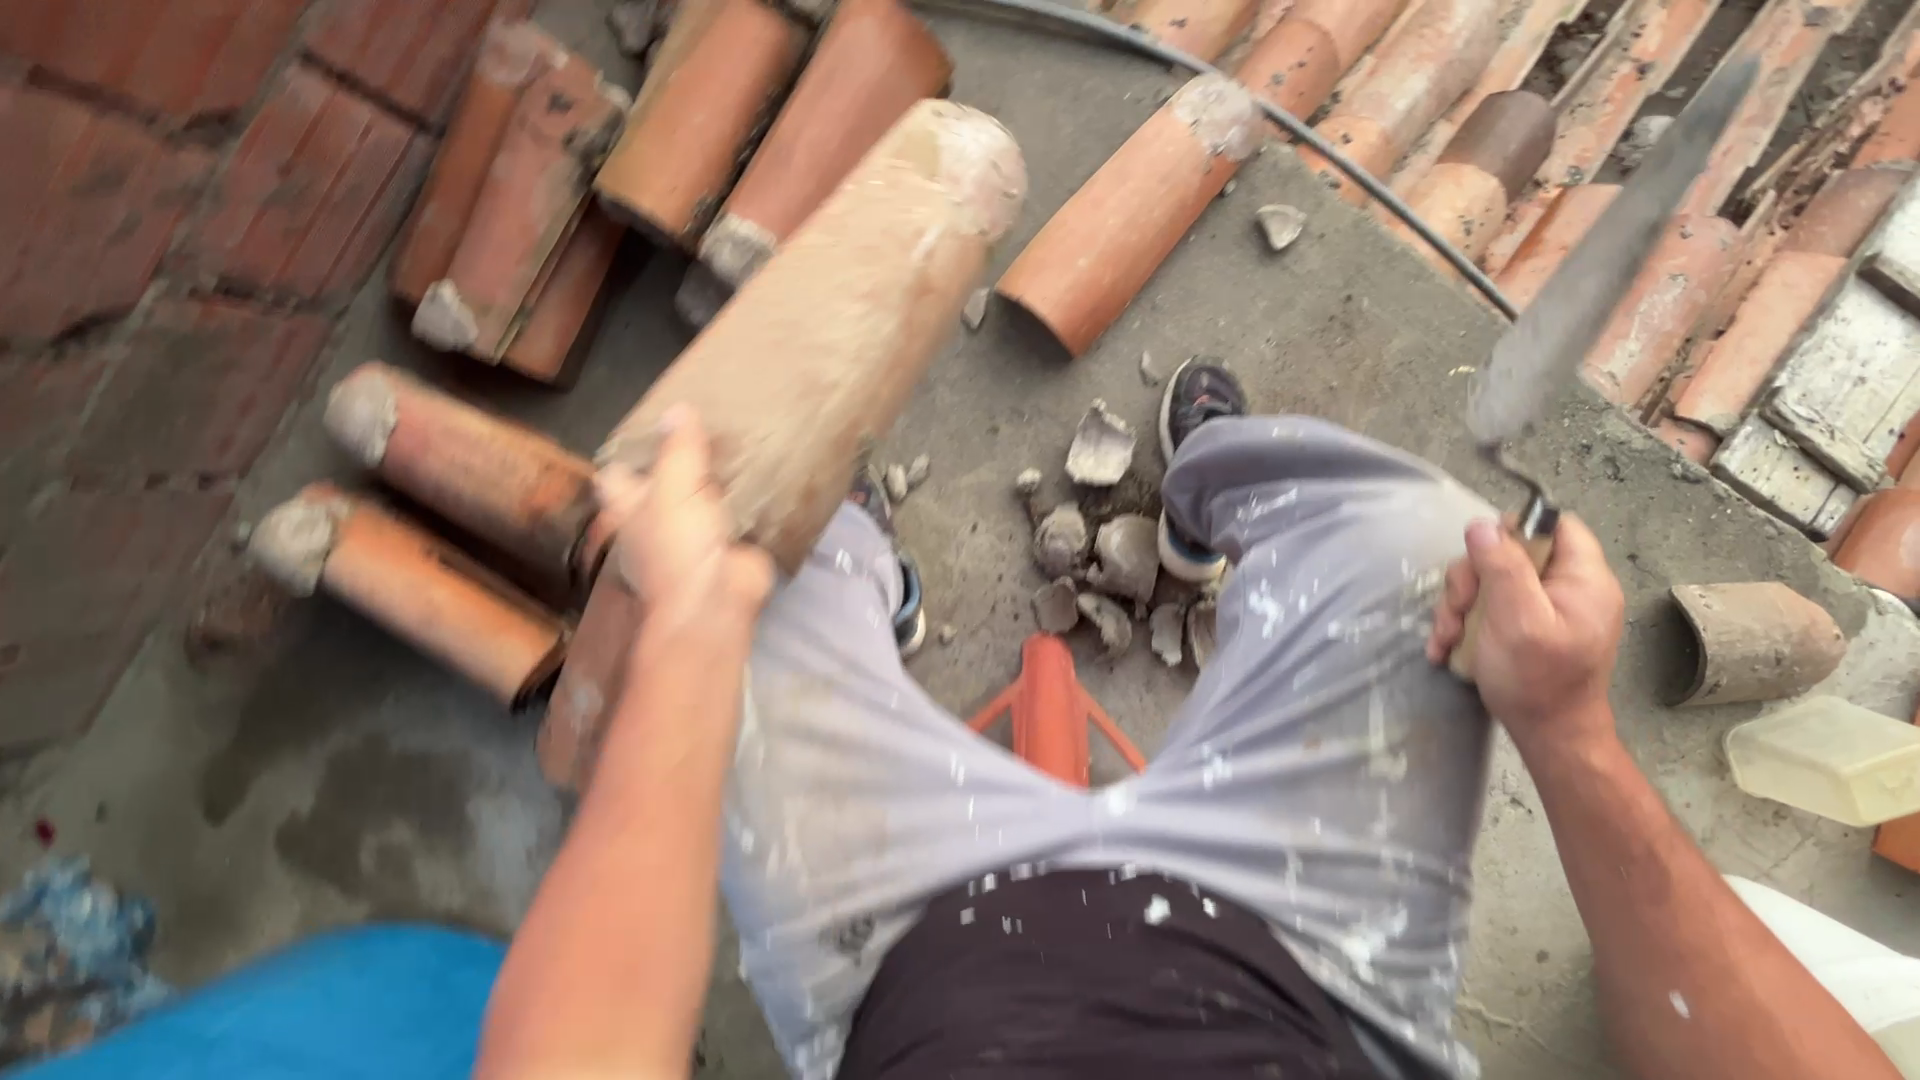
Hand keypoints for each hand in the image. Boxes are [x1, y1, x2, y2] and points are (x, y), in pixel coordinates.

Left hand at [595, 405, 774, 638]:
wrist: (717, 601)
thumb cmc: (678, 546)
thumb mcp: (674, 488)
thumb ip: (678, 449)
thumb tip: (677, 408)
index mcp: (630, 510)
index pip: (617, 476)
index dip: (629, 454)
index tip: (656, 424)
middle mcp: (658, 524)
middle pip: (664, 486)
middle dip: (682, 461)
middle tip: (708, 424)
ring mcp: (694, 538)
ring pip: (703, 500)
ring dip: (717, 481)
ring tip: (740, 441)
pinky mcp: (730, 547)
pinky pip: (738, 516)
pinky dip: (749, 500)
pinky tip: (766, 474)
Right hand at [1426, 514, 1623, 751]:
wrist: (1548, 735)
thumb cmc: (1537, 679)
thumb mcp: (1517, 619)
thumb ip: (1502, 568)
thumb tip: (1482, 524)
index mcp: (1582, 579)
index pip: (1555, 526)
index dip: (1516, 530)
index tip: (1482, 555)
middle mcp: (1565, 588)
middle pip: (1507, 554)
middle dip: (1470, 581)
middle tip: (1457, 610)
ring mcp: (1542, 608)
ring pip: (1486, 582)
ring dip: (1456, 607)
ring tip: (1446, 638)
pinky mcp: (1521, 627)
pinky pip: (1484, 608)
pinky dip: (1461, 625)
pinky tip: (1447, 647)